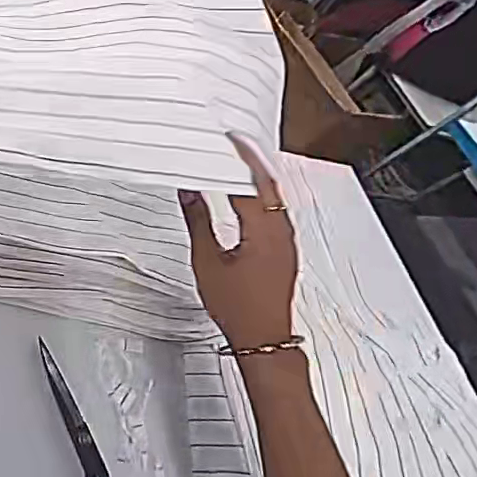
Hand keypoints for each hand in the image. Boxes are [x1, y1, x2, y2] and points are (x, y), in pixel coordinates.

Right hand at [180, 134, 299, 346]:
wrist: (262, 336)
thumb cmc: (237, 306)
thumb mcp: (207, 261)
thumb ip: (198, 221)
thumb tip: (189, 192)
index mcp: (263, 230)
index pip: (250, 183)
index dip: (238, 158)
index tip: (230, 140)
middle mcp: (281, 231)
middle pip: (269, 185)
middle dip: (253, 161)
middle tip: (237, 143)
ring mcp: (287, 241)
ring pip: (275, 198)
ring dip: (259, 178)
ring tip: (241, 163)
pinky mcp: (285, 249)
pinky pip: (276, 212)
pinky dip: (263, 197)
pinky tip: (250, 197)